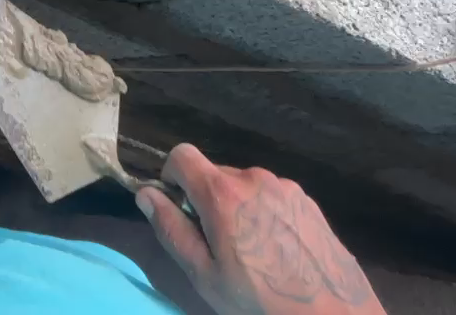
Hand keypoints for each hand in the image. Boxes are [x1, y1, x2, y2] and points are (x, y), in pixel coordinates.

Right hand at [137, 145, 382, 314]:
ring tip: (257, 255)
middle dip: (208, 200)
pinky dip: (267, 216)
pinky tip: (282, 255)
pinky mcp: (309, 203)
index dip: (172, 177)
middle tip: (221, 247)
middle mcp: (252, 178)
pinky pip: (273, 198)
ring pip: (245, 187)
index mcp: (222, 192)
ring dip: (240, 209)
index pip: (181, 155)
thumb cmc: (262, 304)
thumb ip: (171, 229)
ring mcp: (285, 188)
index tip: (181, 210)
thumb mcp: (205, 277)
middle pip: (214, 174)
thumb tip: (145, 193)